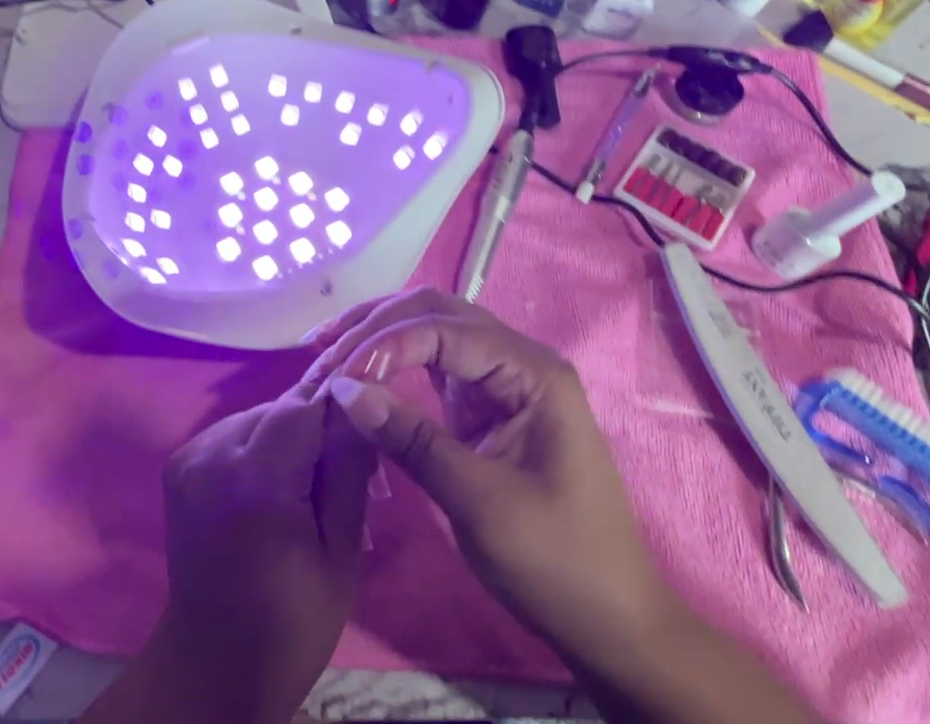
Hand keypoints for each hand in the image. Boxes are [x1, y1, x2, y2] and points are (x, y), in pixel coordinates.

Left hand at [118, 383, 375, 723]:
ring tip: (308, 477)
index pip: (303, 405)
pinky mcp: (177, 464)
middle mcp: (212, 455)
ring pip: (254, 417)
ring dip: (285, 433)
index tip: (369, 404)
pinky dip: (257, 445)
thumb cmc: (293, 618)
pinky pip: (230, 434)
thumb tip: (359, 403)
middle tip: (345, 460)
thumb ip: (347, 467)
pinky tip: (272, 482)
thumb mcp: (341, 548)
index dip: (339, 396)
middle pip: (277, 408)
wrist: (215, 660)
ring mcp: (188, 457)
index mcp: (255, 479)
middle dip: (314, 423)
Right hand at [303, 288, 674, 664]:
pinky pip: (433, 365)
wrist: (607, 616)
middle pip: (437, 313)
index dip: (385, 346)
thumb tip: (344, 390)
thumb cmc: (555, 560)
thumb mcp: (479, 502)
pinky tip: (360, 374)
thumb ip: (412, 439)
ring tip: (328, 353)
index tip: (337, 380)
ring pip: (433, 330)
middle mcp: (519, 362)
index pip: (444, 331)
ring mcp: (502, 382)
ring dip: (381, 337)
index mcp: (533, 373)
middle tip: (322, 355)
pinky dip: (394, 364)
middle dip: (377, 327)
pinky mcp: (485, 405)